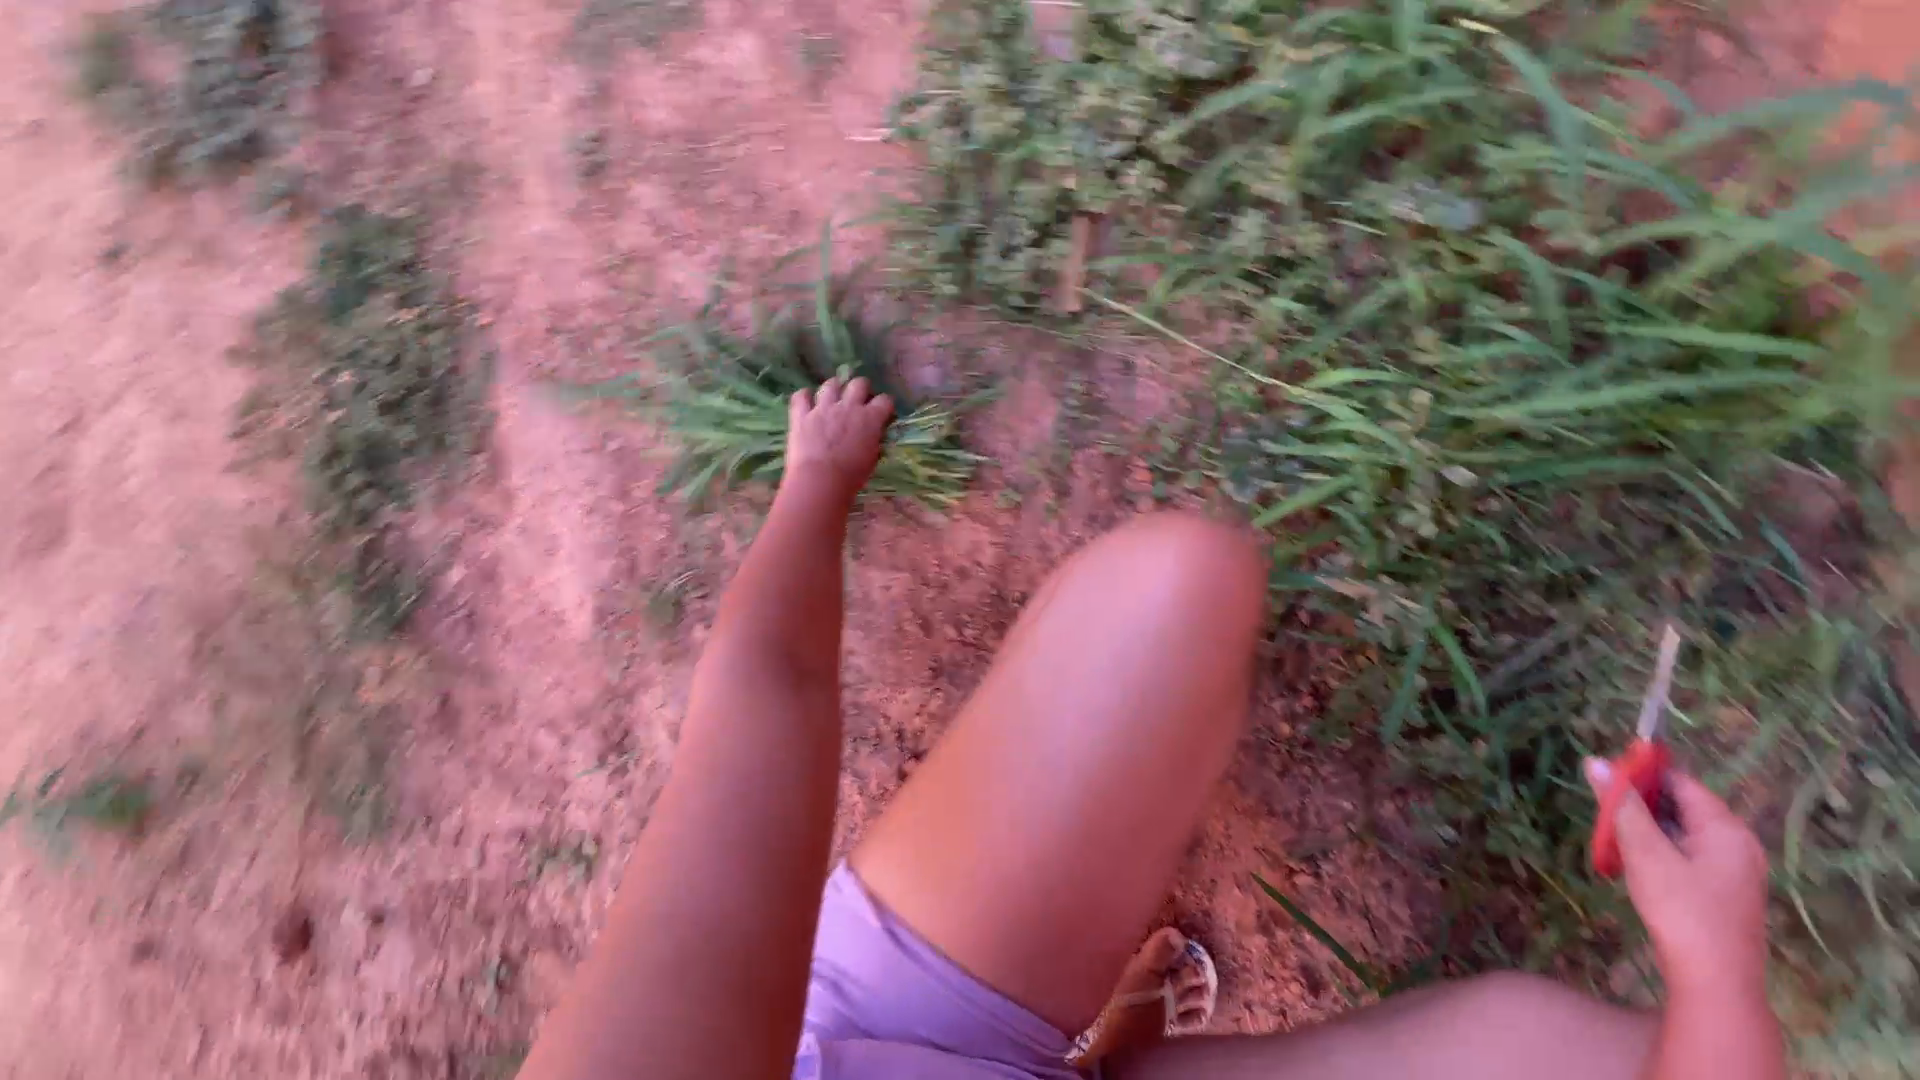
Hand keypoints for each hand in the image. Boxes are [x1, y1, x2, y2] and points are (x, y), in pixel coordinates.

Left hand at [785, 375, 892, 498]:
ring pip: (830, 384)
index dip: (884, 405)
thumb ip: (874, 442)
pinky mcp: (802, 415)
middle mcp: (848, 406)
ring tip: (833, 396)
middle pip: (859, 384)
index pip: (885, 400)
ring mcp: (823, 408)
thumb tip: (874, 436)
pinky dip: (804, 396)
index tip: (882, 412)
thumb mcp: (871, 459)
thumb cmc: (851, 476)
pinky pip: (801, 396)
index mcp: (870, 418)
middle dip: (861, 388)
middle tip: (858, 399)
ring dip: (834, 388)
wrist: (820, 480)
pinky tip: (806, 401)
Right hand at [1584, 760, 1771, 999]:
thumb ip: (1621, 806)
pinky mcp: (1722, 889)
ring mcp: (1732, 869)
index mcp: (1726, 830)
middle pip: (1681, 806)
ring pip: (1680, 831)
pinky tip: (1633, 862)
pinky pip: (1685, 853)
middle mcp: (1737, 844)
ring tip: (1612, 837)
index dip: (1642, 774)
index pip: (1681, 783)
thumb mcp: (1644, 852)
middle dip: (1639, 804)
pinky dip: (1657, 849)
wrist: (1714, 978)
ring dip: (1644, 828)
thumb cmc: (1681, 909)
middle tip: (1602, 810)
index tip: (1604, 776)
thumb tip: (1595, 762)